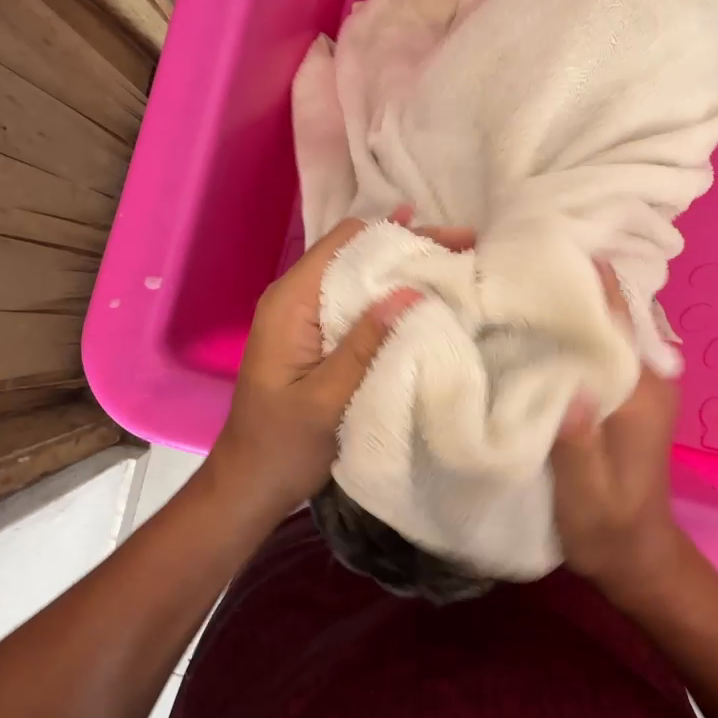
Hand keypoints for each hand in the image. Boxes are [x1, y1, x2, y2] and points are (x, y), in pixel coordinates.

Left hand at [213, 213, 471, 517]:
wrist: (251, 484)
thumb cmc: (283, 445)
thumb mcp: (327, 399)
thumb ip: (364, 345)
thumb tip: (410, 291)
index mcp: (290, 302)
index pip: (345, 243)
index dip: (397, 234)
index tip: (447, 240)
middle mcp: (297, 298)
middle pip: (356, 254)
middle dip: (410, 248)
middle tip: (467, 246)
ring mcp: (307, 317)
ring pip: (360, 277)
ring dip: (405, 272)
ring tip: (458, 268)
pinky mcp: (319, 338)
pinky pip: (358, 303)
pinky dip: (393, 299)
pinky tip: (427, 302)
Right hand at [551, 266, 686, 596]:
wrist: (638, 557)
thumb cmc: (608, 530)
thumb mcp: (586, 498)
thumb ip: (578, 445)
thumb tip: (569, 386)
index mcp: (642, 394)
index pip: (618, 318)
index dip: (585, 280)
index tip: (540, 248)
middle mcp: (650, 376)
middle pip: (615, 309)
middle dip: (573, 280)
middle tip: (516, 259)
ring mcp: (642, 381)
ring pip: (608, 321)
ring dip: (572, 299)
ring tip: (520, 277)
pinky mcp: (629, 390)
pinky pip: (603, 341)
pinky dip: (574, 324)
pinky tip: (536, 319)